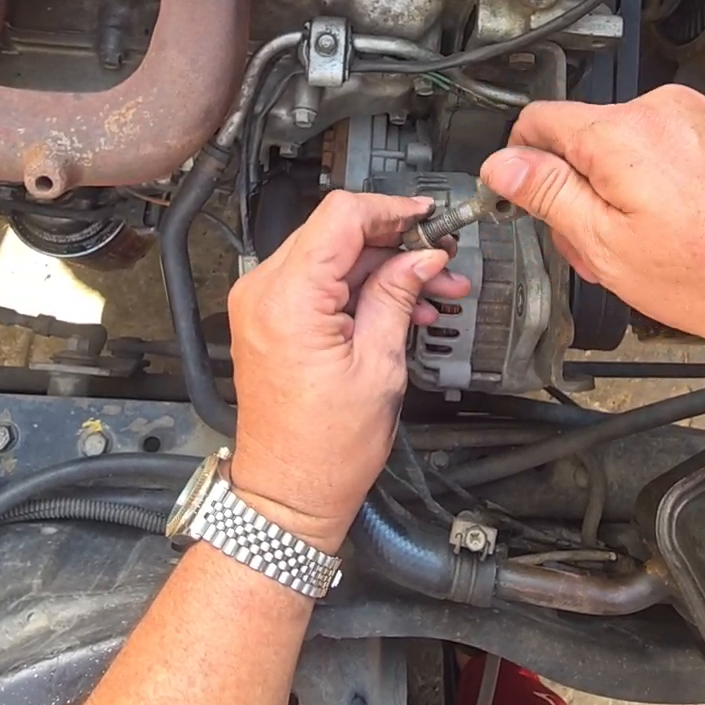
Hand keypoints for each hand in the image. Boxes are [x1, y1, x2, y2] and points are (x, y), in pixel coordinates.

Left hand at [225, 191, 471, 552]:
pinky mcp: (271, 318)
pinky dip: (359, 286)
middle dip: (395, 241)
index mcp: (289, 298)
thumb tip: (422, 255)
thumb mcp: (379, 364)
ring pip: (332, 256)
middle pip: (336, 232)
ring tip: (433, 289)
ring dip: (383, 267)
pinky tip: (401, 304)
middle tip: (440, 258)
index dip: (391, 209)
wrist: (287, 495)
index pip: (341, 216)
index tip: (427, 217)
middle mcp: (265, 292)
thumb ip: (397, 294)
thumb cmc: (324, 450)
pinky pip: (319, 282)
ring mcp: (263, 304)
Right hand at [479, 85, 704, 370]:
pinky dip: (647, 185)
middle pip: (580, 137)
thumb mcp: (606, 245)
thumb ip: (547, 195)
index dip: (520, 161)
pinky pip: (658, 148)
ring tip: (637, 245)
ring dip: (610, 191)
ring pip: (618, 146)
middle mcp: (661, 110)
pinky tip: (668, 230)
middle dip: (573, 188)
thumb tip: (502, 165)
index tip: (526, 195)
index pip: (537, 120)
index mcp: (622, 132)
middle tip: (592, 244)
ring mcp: (696, 118)